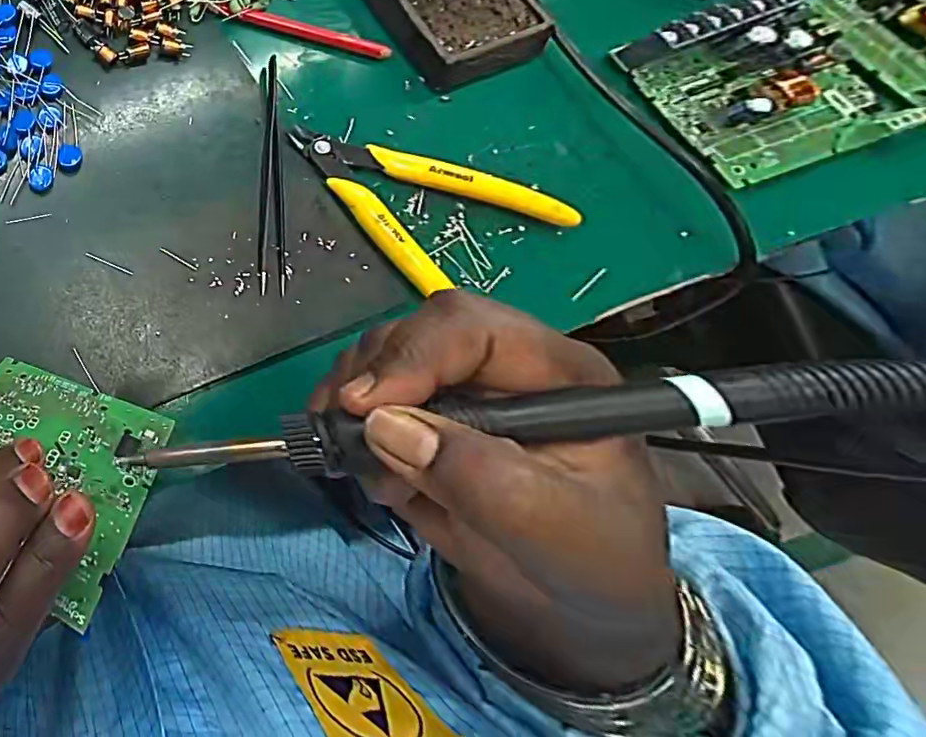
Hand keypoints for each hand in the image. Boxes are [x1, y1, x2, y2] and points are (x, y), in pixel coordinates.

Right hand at [310, 291, 678, 692]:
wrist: (561, 598)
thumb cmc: (585, 559)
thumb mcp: (555, 530)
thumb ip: (482, 477)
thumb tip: (386, 427)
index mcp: (552, 372)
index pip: (467, 326)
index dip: (411, 354)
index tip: (366, 406)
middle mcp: (490, 362)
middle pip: (406, 336)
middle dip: (369, 385)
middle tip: (354, 441)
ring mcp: (444, 381)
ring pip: (368, 359)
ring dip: (350, 411)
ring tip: (378, 475)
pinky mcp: (406, 403)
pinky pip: (351, 390)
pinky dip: (339, 424)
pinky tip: (364, 465)